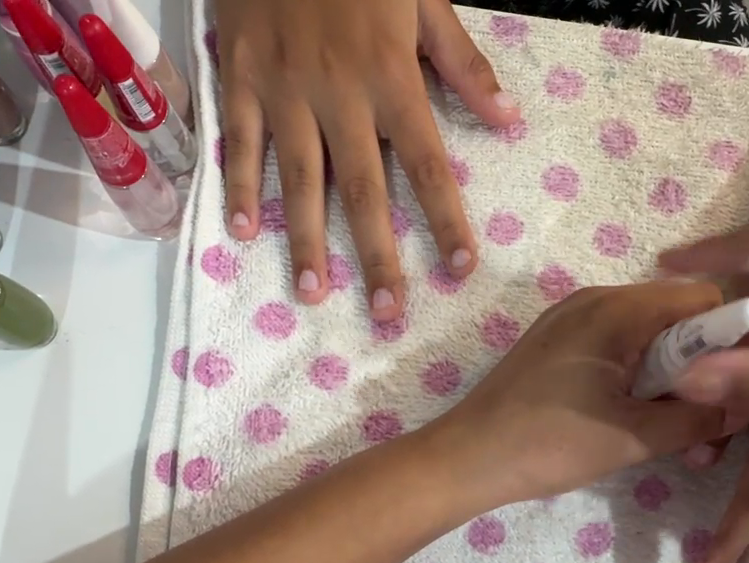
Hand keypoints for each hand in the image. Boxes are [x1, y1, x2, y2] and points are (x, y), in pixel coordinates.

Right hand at [216, 0, 517, 320]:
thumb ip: (462, 62)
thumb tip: (507, 120)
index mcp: (391, 77)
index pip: (426, 163)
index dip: (446, 218)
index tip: (461, 268)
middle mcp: (339, 95)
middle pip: (363, 190)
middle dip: (377, 256)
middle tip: (387, 313)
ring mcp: (284, 89)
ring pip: (299, 179)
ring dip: (306, 241)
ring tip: (313, 295)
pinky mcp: (242, 77)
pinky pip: (242, 141)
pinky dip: (240, 186)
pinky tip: (243, 233)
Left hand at [423, 282, 736, 508]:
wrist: (466, 460)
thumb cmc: (548, 444)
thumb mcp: (632, 438)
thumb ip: (696, 418)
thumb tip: (746, 407)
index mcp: (618, 310)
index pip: (706, 300)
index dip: (738, 339)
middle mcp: (597, 300)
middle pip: (679, 319)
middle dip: (705, 372)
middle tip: (713, 428)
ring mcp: (573, 320)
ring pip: (648, 340)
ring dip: (672, 384)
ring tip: (679, 437)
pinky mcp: (559, 345)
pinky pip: (618, 350)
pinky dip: (639, 382)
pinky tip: (639, 422)